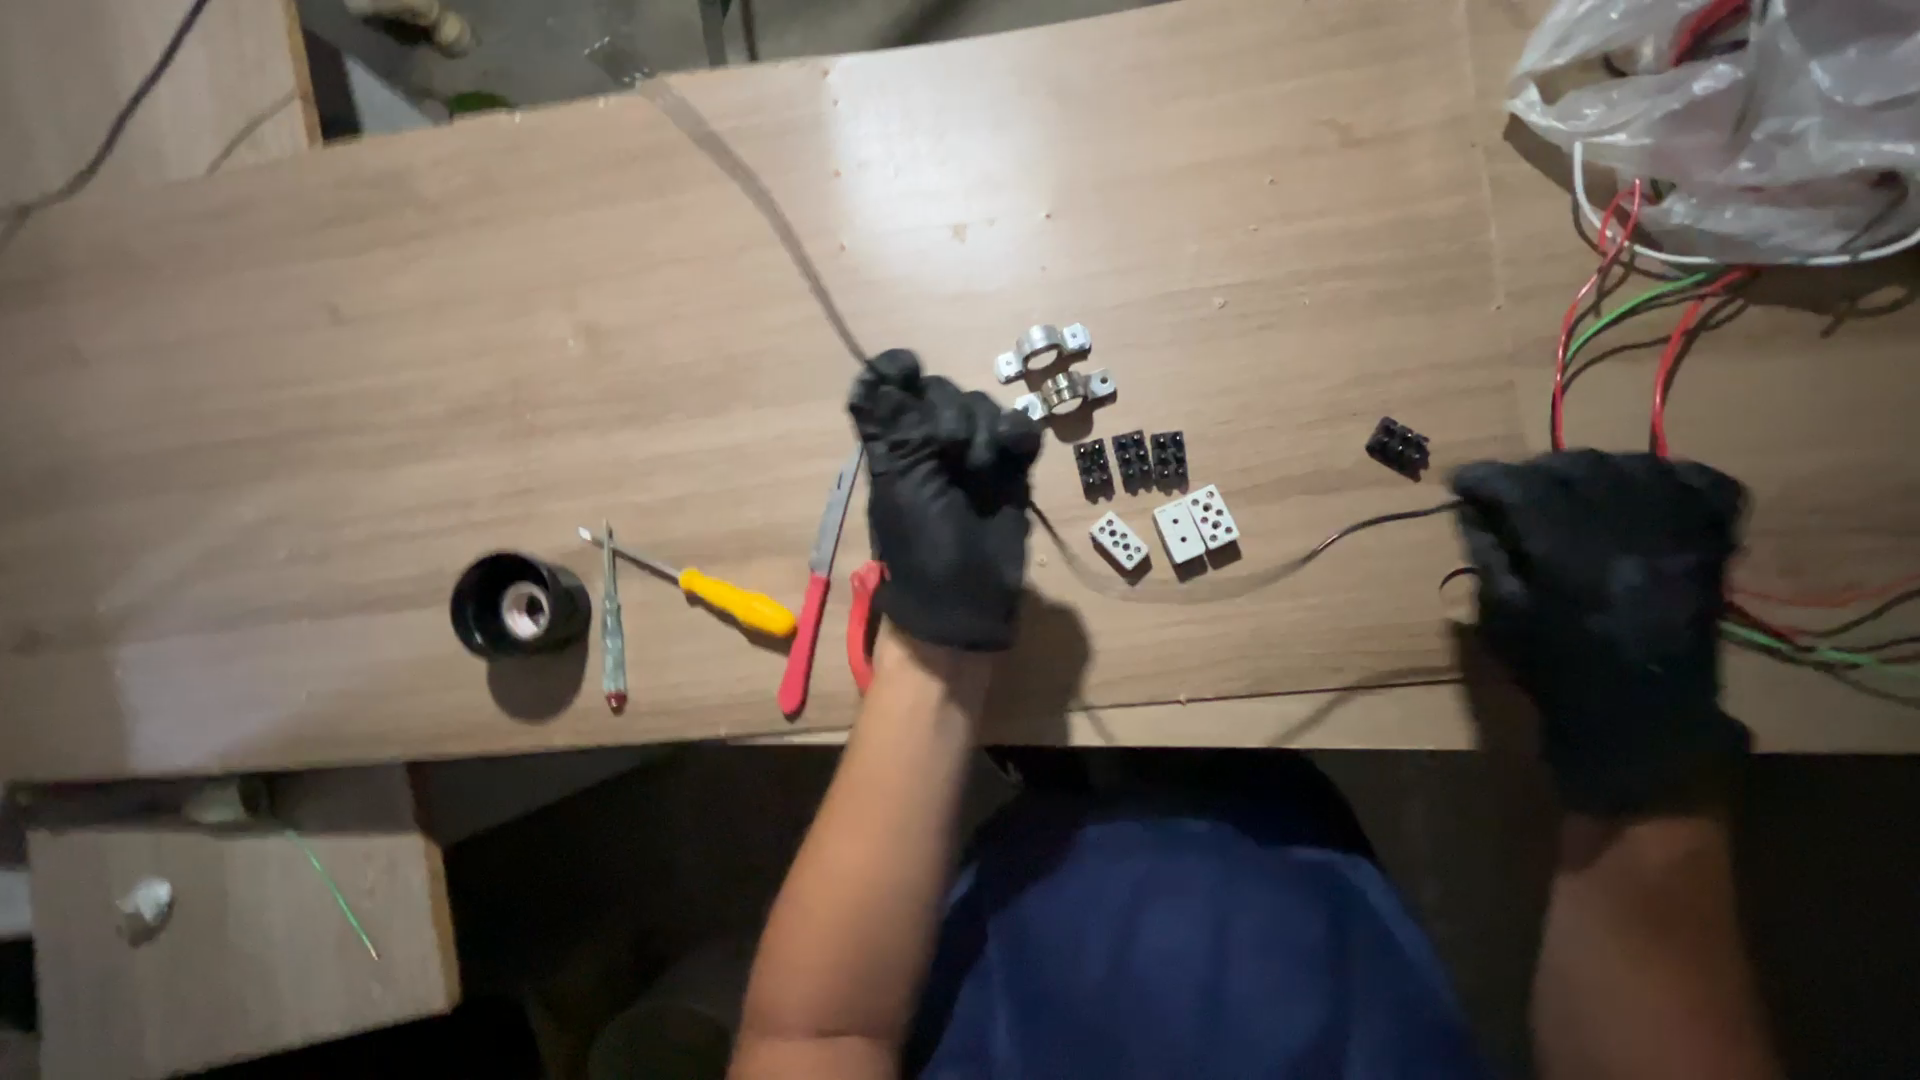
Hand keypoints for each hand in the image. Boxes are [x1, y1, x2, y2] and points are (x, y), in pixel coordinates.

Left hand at [848, 350, 1042, 651]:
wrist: (971, 599)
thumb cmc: (924, 548)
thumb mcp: (900, 487)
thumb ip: (896, 429)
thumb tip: (881, 373)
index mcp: (892, 447)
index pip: (886, 389)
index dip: (895, 371)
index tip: (910, 367)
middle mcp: (928, 443)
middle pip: (941, 391)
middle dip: (951, 416)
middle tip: (953, 456)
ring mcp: (972, 454)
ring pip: (981, 406)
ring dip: (985, 434)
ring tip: (984, 473)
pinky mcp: (1010, 466)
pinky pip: (1018, 428)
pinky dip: (1018, 435)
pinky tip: (1016, 455)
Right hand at [1450, 450, 1751, 814]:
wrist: (1640, 716)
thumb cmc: (1556, 670)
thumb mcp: (1501, 616)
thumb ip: (1486, 554)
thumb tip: (1470, 508)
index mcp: (1570, 557)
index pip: (1522, 487)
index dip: (1485, 476)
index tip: (1461, 481)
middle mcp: (1630, 534)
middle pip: (1577, 466)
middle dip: (1532, 470)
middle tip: (1507, 488)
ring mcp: (1680, 535)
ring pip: (1632, 464)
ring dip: (1589, 468)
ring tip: (1564, 487)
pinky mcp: (1713, 545)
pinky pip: (1700, 482)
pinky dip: (1664, 474)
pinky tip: (1635, 487)